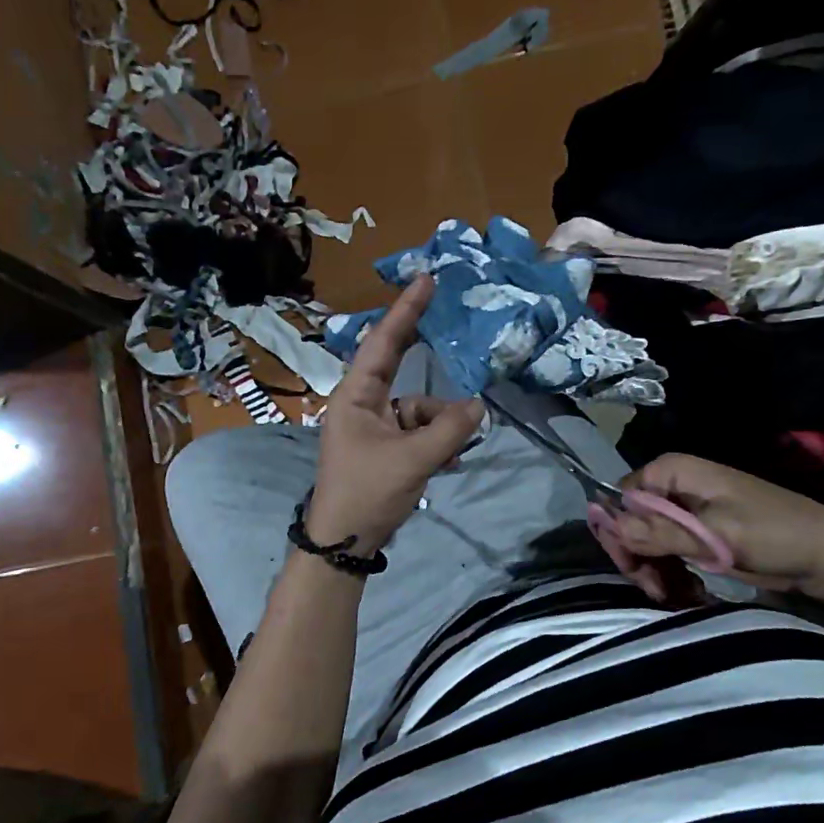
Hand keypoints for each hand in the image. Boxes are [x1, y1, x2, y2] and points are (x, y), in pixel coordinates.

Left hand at [306, 275, 484, 556]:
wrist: (345, 542)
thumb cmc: (367, 492)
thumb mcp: (413, 459)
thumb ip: (449, 430)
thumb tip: (478, 407)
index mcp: (357, 396)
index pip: (383, 343)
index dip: (406, 311)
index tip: (426, 280)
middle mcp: (364, 404)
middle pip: (403, 373)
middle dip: (429, 365)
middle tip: (454, 333)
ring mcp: (376, 428)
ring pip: (420, 412)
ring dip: (442, 427)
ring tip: (454, 452)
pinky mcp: (387, 449)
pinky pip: (420, 433)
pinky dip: (437, 443)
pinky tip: (450, 461)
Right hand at [612, 454, 823, 594]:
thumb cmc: (773, 534)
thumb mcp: (715, 535)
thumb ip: (662, 532)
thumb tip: (610, 525)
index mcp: (674, 471)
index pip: (622, 498)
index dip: (619, 532)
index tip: (634, 567)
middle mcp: (674, 487)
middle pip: (631, 522)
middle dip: (637, 557)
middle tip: (655, 590)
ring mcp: (686, 512)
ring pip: (646, 541)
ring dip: (654, 571)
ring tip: (674, 597)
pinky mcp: (697, 535)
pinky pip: (667, 552)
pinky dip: (670, 574)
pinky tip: (685, 594)